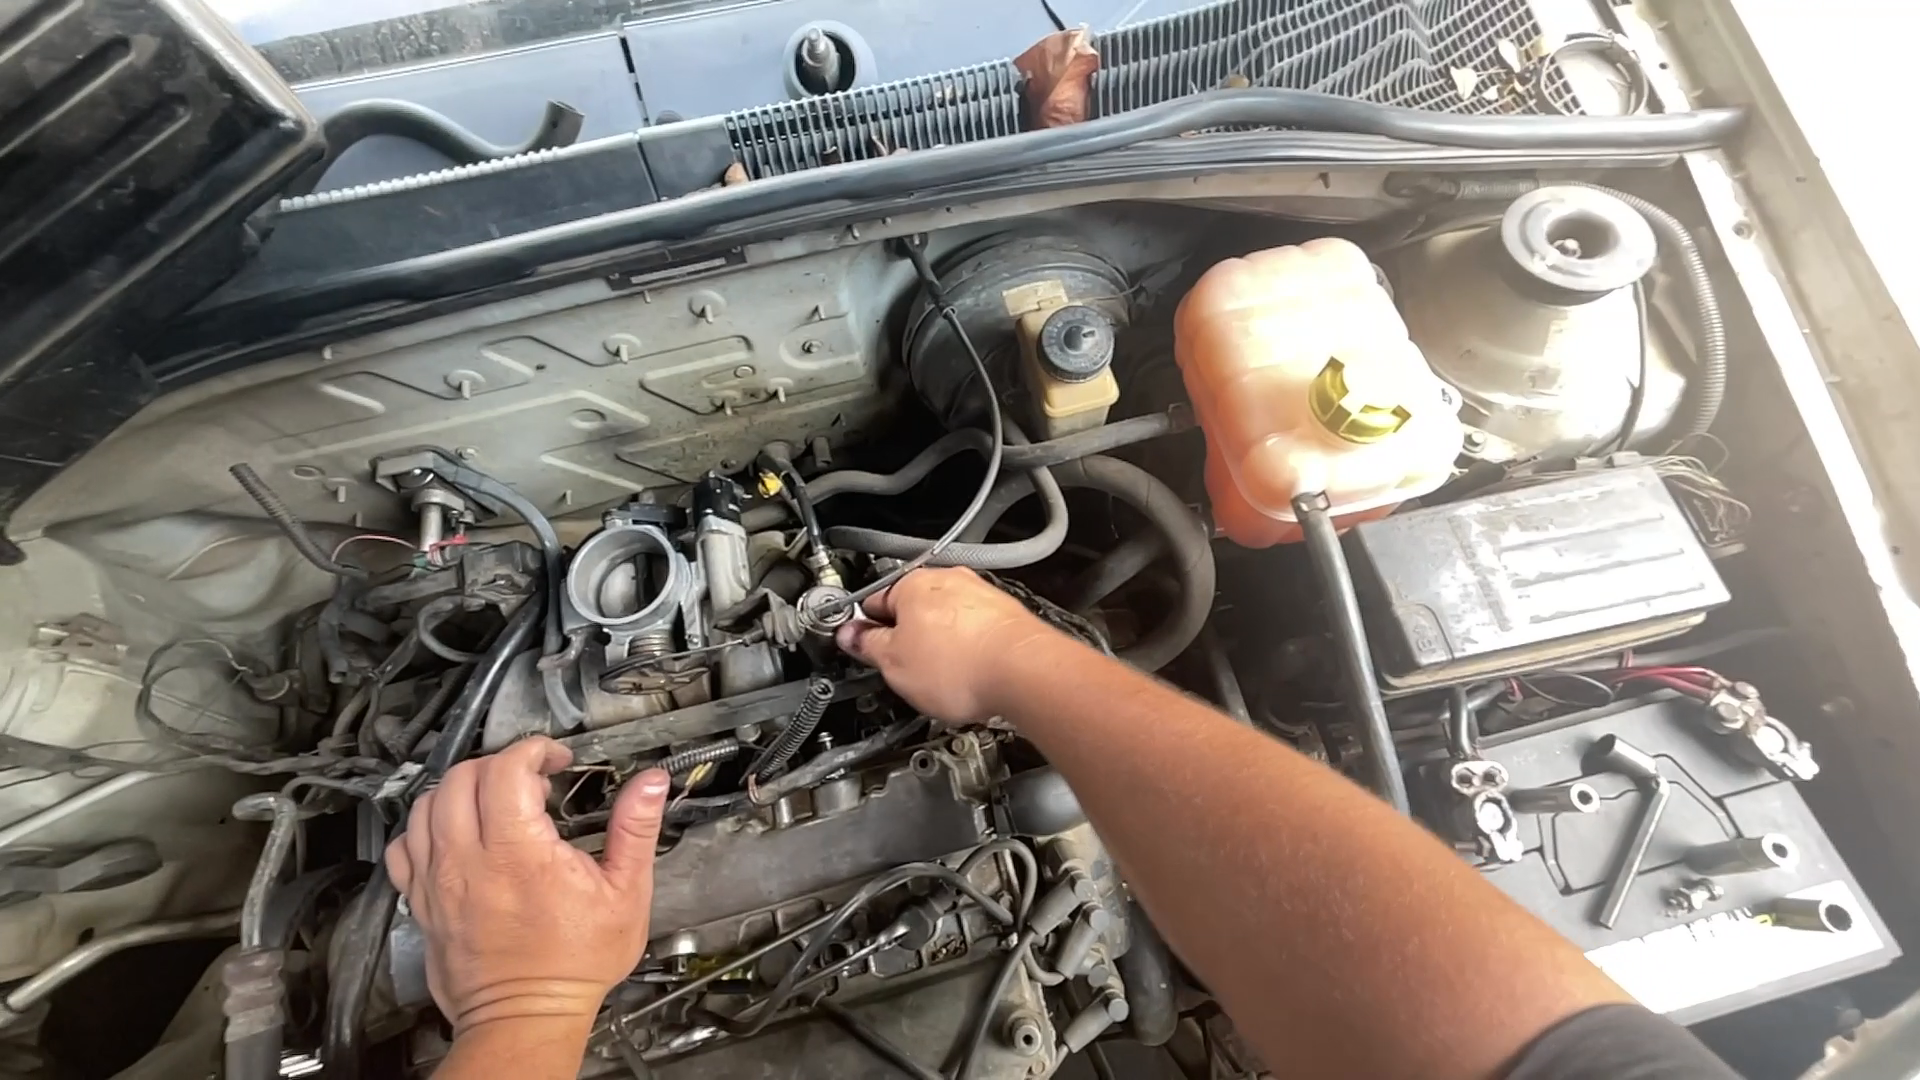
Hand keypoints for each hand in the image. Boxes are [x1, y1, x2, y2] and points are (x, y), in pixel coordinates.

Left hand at [384, 737, 668, 1034]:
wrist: (527, 1017)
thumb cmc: (576, 962)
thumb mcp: (626, 890)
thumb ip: (636, 829)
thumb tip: (650, 783)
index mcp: (520, 855)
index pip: (505, 771)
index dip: (535, 750)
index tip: (557, 760)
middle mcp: (469, 864)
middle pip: (461, 779)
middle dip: (502, 762)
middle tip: (534, 777)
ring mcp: (438, 884)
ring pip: (426, 806)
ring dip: (465, 788)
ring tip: (501, 799)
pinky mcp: (424, 903)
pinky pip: (404, 846)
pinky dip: (428, 824)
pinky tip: (461, 830)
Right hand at [835, 567, 1059, 723]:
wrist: (1025, 672)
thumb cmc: (962, 664)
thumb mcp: (894, 663)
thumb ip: (867, 645)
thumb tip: (850, 636)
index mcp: (913, 584)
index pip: (874, 601)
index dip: (864, 627)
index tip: (861, 643)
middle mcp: (949, 581)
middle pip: (912, 609)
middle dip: (906, 638)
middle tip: (902, 668)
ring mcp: (981, 597)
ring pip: (946, 621)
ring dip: (940, 645)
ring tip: (941, 678)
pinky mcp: (1005, 618)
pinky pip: (974, 633)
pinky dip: (968, 650)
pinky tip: (969, 674)